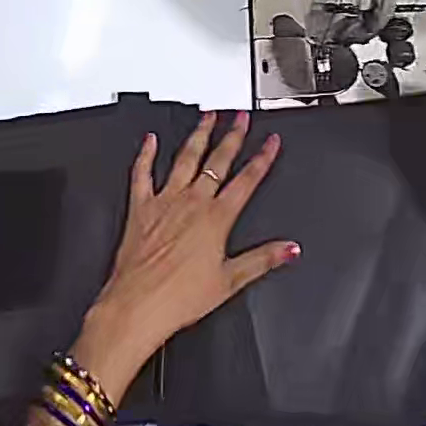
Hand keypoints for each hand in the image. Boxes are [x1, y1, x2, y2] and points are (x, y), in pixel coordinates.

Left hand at [75, 112, 298, 393]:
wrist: (136, 307)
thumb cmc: (178, 298)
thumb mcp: (230, 281)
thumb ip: (263, 260)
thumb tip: (289, 249)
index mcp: (216, 218)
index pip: (247, 179)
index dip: (263, 157)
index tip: (271, 141)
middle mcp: (192, 203)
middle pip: (218, 161)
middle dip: (233, 136)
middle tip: (241, 117)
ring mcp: (165, 202)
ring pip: (186, 158)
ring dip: (199, 135)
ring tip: (208, 117)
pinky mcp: (141, 208)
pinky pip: (142, 174)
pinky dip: (146, 155)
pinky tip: (150, 140)